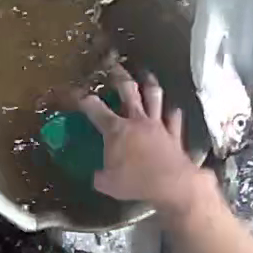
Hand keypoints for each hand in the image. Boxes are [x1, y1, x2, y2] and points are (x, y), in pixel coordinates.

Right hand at [76, 65, 214, 214]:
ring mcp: (158, 125)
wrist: (171, 184)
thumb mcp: (108, 184)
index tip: (78, 95)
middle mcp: (137, 121)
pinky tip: (172, 110)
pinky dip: (172, 113)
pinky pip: (174, 118)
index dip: (84, 100)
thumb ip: (100, 177)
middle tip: (115, 68)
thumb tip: (97, 176)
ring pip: (154, 97)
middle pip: (128, 91)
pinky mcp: (174, 134)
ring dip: (150, 84)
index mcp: (116, 130)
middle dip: (119, 77)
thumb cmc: (135, 182)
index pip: (95, 109)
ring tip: (147, 76)